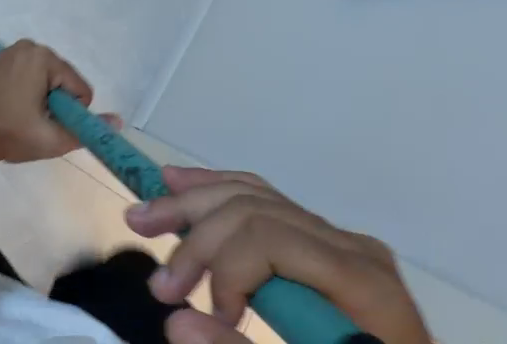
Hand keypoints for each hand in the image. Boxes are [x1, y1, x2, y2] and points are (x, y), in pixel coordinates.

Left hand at [0, 41, 109, 165]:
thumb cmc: (9, 133)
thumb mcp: (53, 138)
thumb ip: (87, 130)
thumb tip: (118, 121)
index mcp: (43, 58)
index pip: (80, 89)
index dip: (72, 113)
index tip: (49, 125)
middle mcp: (29, 47)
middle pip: (63, 81)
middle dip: (57, 104)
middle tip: (35, 123)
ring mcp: (12, 51)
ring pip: (47, 80)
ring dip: (43, 99)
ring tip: (23, 117)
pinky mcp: (0, 60)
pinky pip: (29, 75)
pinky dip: (28, 91)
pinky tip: (12, 108)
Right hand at [125, 167, 429, 343]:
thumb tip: (175, 322)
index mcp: (361, 282)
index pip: (267, 235)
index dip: (219, 263)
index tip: (191, 308)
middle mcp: (353, 248)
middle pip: (255, 210)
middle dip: (193, 232)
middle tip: (148, 267)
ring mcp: (342, 244)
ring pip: (255, 197)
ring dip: (194, 202)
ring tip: (145, 212)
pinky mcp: (328, 249)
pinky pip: (268, 205)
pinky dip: (220, 194)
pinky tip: (184, 184)